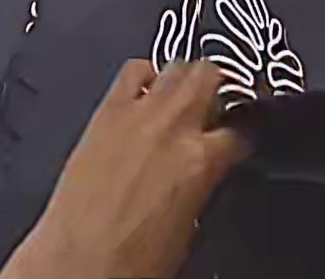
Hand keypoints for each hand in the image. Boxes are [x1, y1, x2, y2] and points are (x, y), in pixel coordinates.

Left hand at [0, 60, 248, 278]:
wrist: (78, 262)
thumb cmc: (133, 262)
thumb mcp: (190, 224)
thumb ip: (202, 180)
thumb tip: (204, 166)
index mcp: (201, 162)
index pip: (241, 129)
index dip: (246, 129)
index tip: (245, 129)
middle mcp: (174, 126)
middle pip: (210, 75)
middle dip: (221, 83)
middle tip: (219, 96)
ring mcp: (140, 110)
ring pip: (177, 66)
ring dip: (187, 76)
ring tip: (186, 90)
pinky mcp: (109, 107)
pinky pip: (134, 69)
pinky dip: (146, 73)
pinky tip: (148, 87)